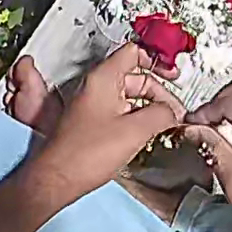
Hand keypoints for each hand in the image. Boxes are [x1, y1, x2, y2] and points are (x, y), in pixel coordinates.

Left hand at [27, 43, 184, 202]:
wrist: (57, 179)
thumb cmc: (86, 154)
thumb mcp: (136, 130)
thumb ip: (162, 114)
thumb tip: (173, 112)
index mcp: (104, 78)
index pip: (133, 52)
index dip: (156, 60)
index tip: (172, 74)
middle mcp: (96, 86)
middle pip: (135, 76)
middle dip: (158, 91)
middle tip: (174, 109)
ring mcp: (92, 104)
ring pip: (128, 95)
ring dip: (149, 106)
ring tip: (164, 122)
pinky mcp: (91, 121)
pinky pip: (119, 110)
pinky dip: (136, 117)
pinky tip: (146, 132)